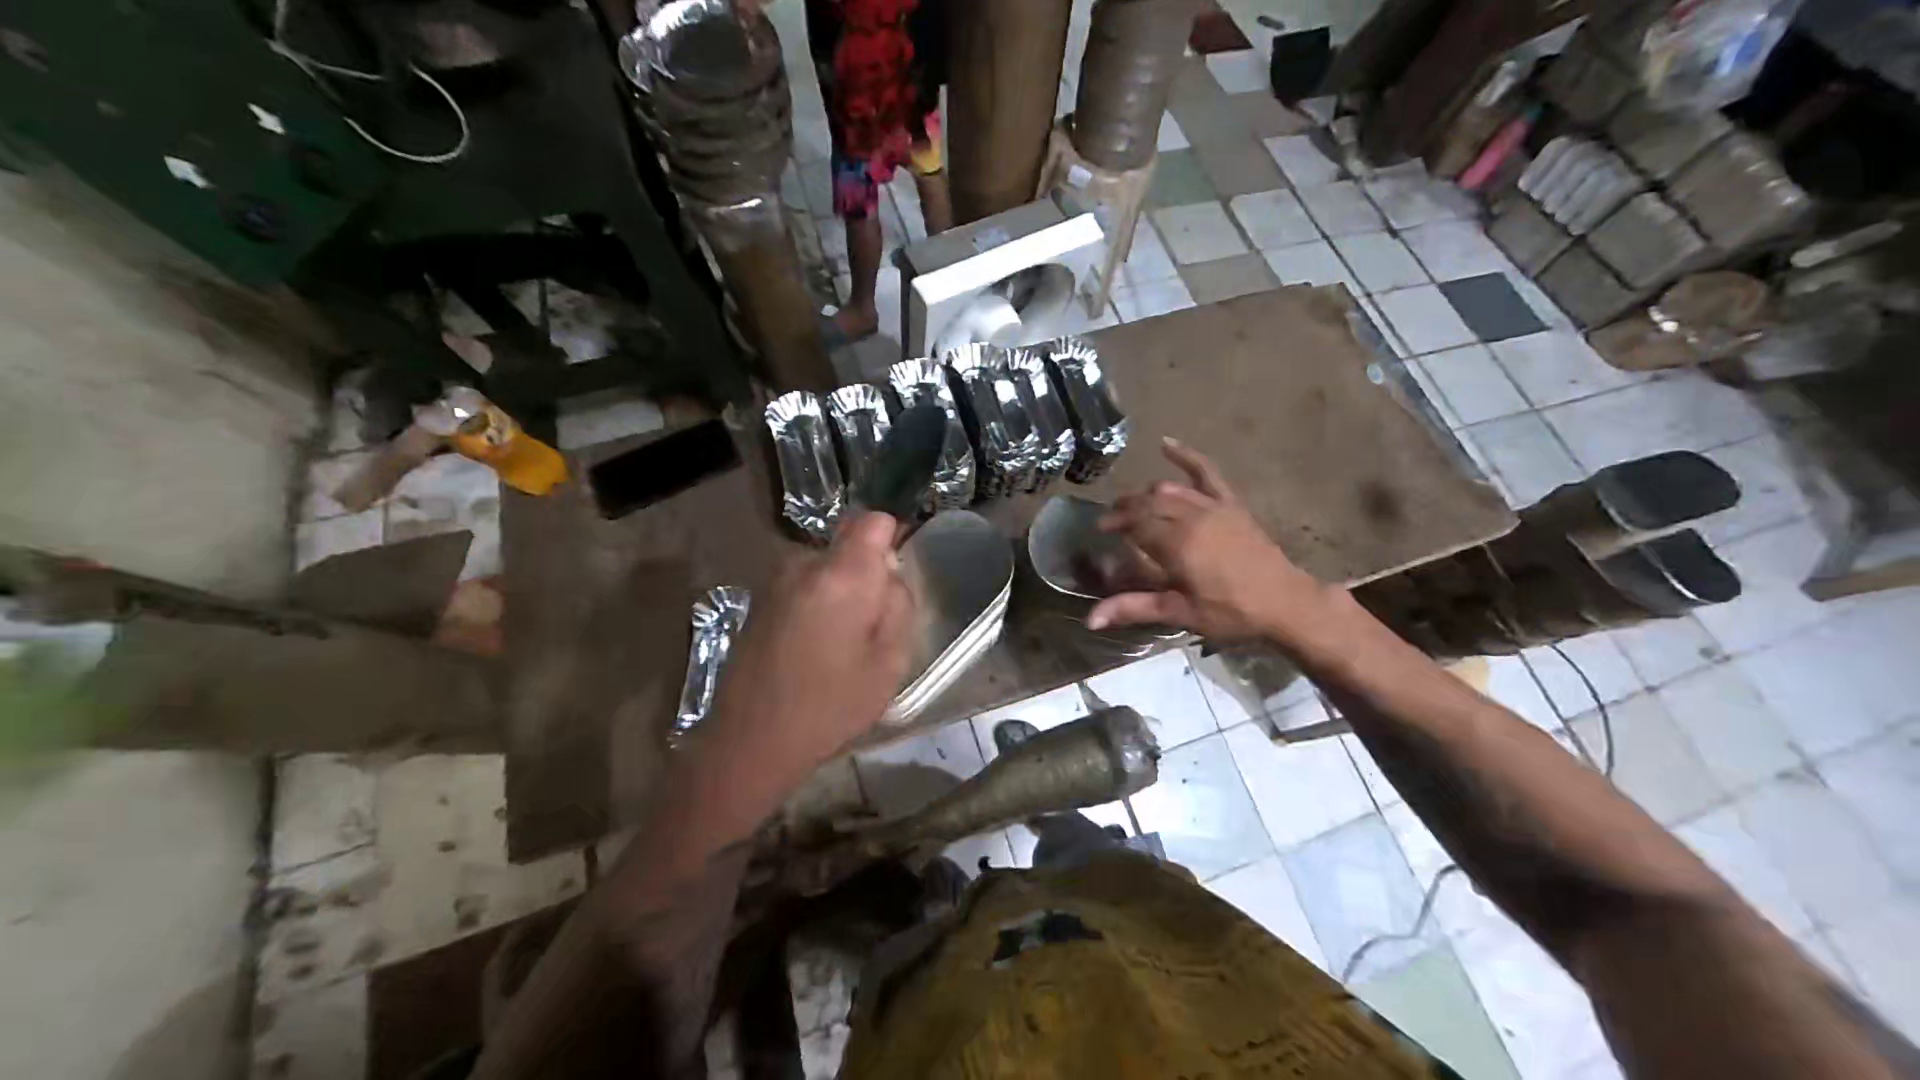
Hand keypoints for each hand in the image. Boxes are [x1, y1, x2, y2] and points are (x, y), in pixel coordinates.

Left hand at [706, 512, 914, 761]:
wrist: (751, 739)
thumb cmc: (830, 706)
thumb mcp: (889, 663)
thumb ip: (899, 604)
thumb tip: (890, 573)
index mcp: (842, 574)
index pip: (875, 521)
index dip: (892, 541)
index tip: (894, 580)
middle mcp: (804, 564)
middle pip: (849, 542)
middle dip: (867, 569)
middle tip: (872, 620)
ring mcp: (776, 580)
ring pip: (825, 565)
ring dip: (840, 587)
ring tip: (841, 641)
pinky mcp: (760, 599)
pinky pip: (804, 583)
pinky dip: (817, 601)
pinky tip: (813, 646)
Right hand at [1088, 438, 1333, 641]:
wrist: (1285, 602)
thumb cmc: (1231, 611)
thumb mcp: (1181, 612)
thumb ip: (1134, 607)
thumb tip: (1090, 619)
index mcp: (1178, 544)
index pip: (1136, 523)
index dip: (1116, 523)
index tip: (1101, 529)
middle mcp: (1193, 517)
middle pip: (1148, 503)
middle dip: (1125, 508)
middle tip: (1111, 519)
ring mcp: (1213, 506)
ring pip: (1169, 489)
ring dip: (1146, 493)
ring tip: (1132, 503)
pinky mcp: (1231, 504)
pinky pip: (1207, 472)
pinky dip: (1186, 456)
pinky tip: (1167, 444)